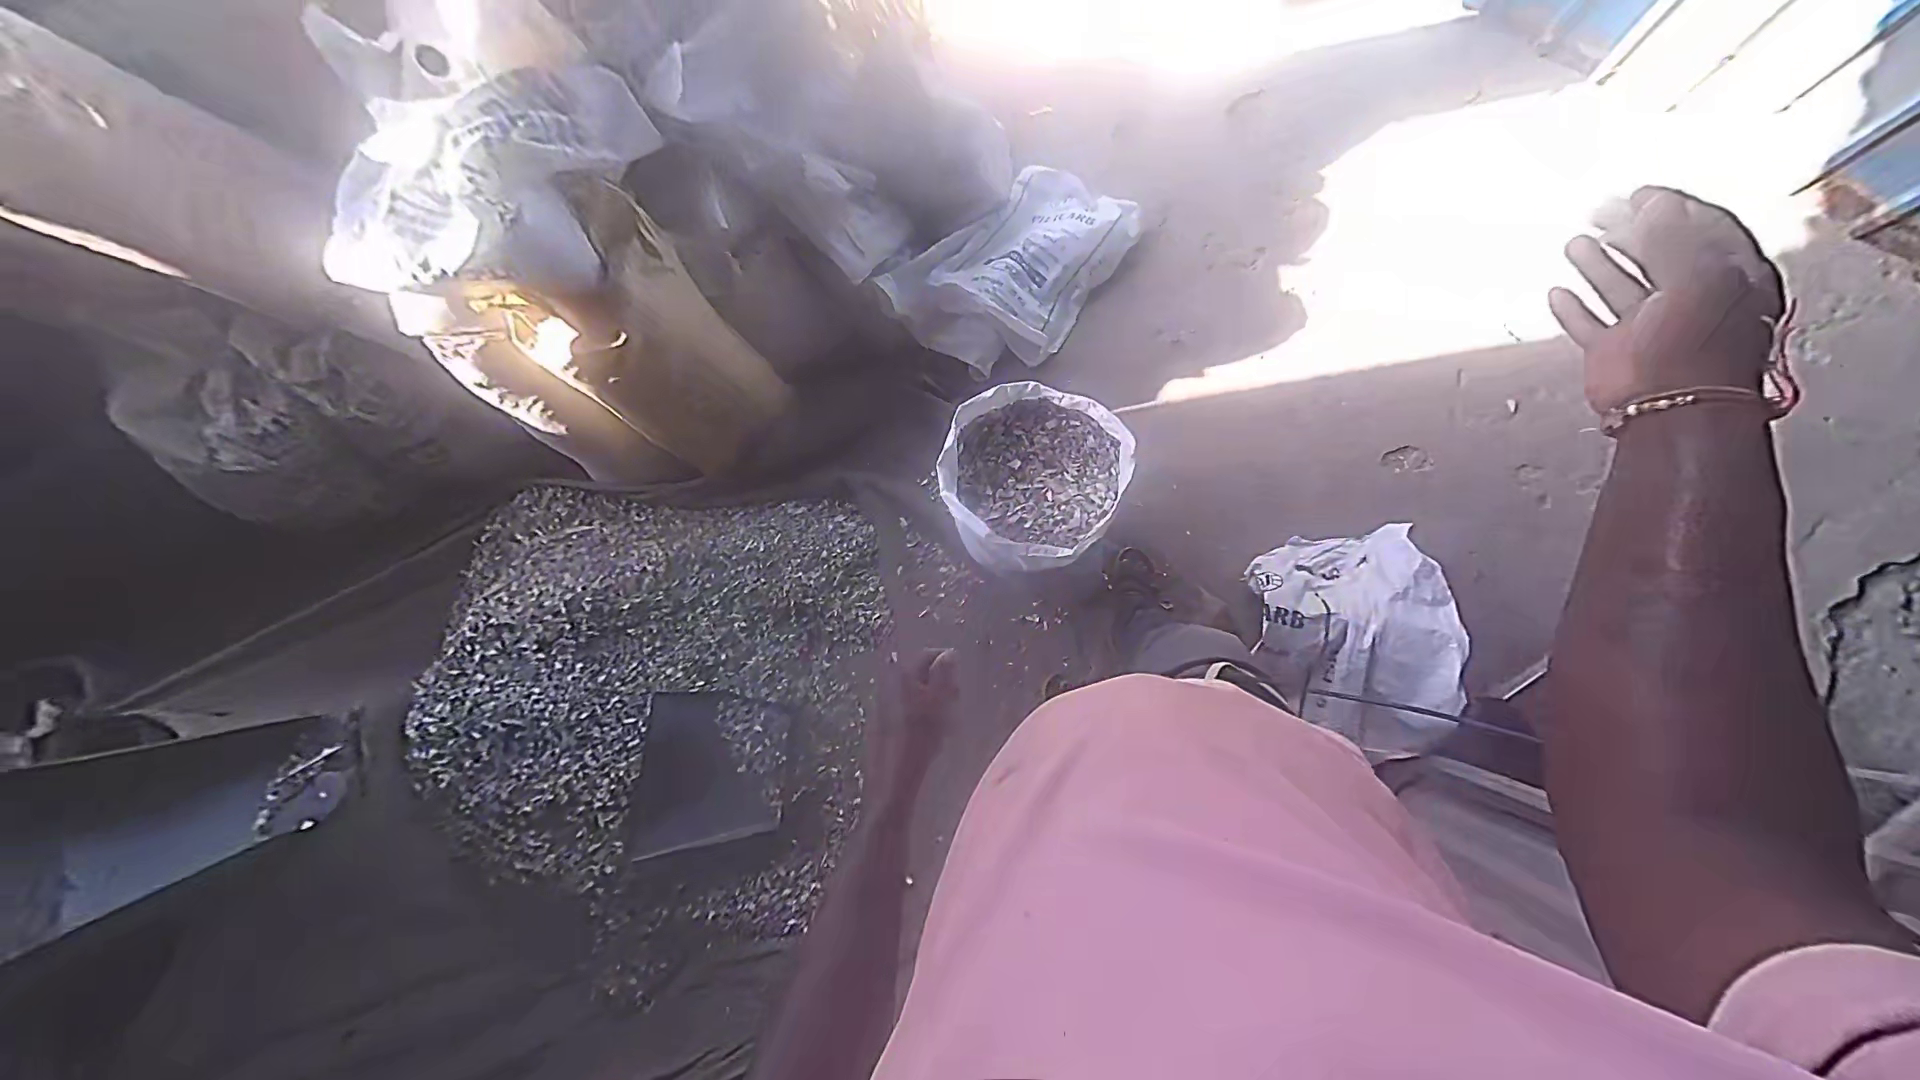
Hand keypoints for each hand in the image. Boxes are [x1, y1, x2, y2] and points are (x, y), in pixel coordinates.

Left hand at [864, 649, 958, 805]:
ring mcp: (881, 708)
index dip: (947, 664)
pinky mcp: (880, 728)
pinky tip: (928, 737)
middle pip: (919, 675)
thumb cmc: (920, 739)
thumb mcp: (940, 703)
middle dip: (939, 684)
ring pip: (912, 695)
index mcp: (902, 676)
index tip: (960, 682)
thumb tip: (948, 654)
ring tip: (945, 723)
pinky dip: (918, 718)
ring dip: (930, 703)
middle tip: (954, 703)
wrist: (893, 782)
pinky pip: (904, 713)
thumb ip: (944, 675)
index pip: (927, 655)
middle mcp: (887, 686)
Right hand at [1548, 187, 1781, 412]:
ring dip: (1597, 264)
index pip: (1700, 228)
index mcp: (1725, 275)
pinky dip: (1574, 308)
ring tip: (1574, 244)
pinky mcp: (1613, 351)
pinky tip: (1559, 292)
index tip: (1637, 195)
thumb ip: (1674, 240)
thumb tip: (1655, 205)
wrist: (1668, 406)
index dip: (1670, 208)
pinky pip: (1590, 323)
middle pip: (1656, 253)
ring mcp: (1647, 326)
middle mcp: (1688, 297)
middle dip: (1629, 231)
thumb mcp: (1695, 281)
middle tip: (1599, 214)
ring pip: (1620, 286)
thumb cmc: (1691, 347)